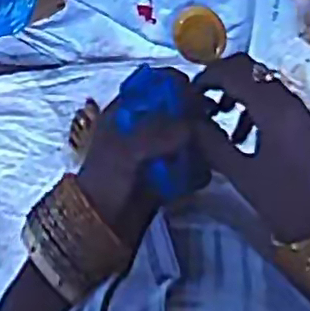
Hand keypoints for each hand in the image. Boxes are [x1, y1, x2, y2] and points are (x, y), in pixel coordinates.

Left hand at [75, 82, 193, 243]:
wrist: (100, 227)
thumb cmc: (107, 178)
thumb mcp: (129, 147)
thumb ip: (160, 131)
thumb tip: (193, 127)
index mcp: (128, 108)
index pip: (156, 83)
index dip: (176, 84)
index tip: (195, 93)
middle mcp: (144, 124)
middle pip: (177, 108)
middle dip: (194, 114)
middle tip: (209, 123)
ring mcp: (156, 149)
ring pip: (187, 135)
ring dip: (199, 142)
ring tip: (209, 150)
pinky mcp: (166, 174)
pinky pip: (189, 165)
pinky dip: (197, 168)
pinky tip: (199, 174)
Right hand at [192, 54, 309, 242]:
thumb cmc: (285, 202)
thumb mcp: (243, 175)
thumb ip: (213, 144)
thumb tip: (189, 123)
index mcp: (272, 108)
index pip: (234, 72)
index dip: (208, 76)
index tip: (189, 92)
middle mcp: (285, 98)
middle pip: (247, 67)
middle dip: (220, 76)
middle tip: (199, 96)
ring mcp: (294, 106)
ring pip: (258, 79)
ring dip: (234, 88)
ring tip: (215, 114)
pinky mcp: (298, 118)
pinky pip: (268, 95)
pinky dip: (249, 102)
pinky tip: (238, 132)